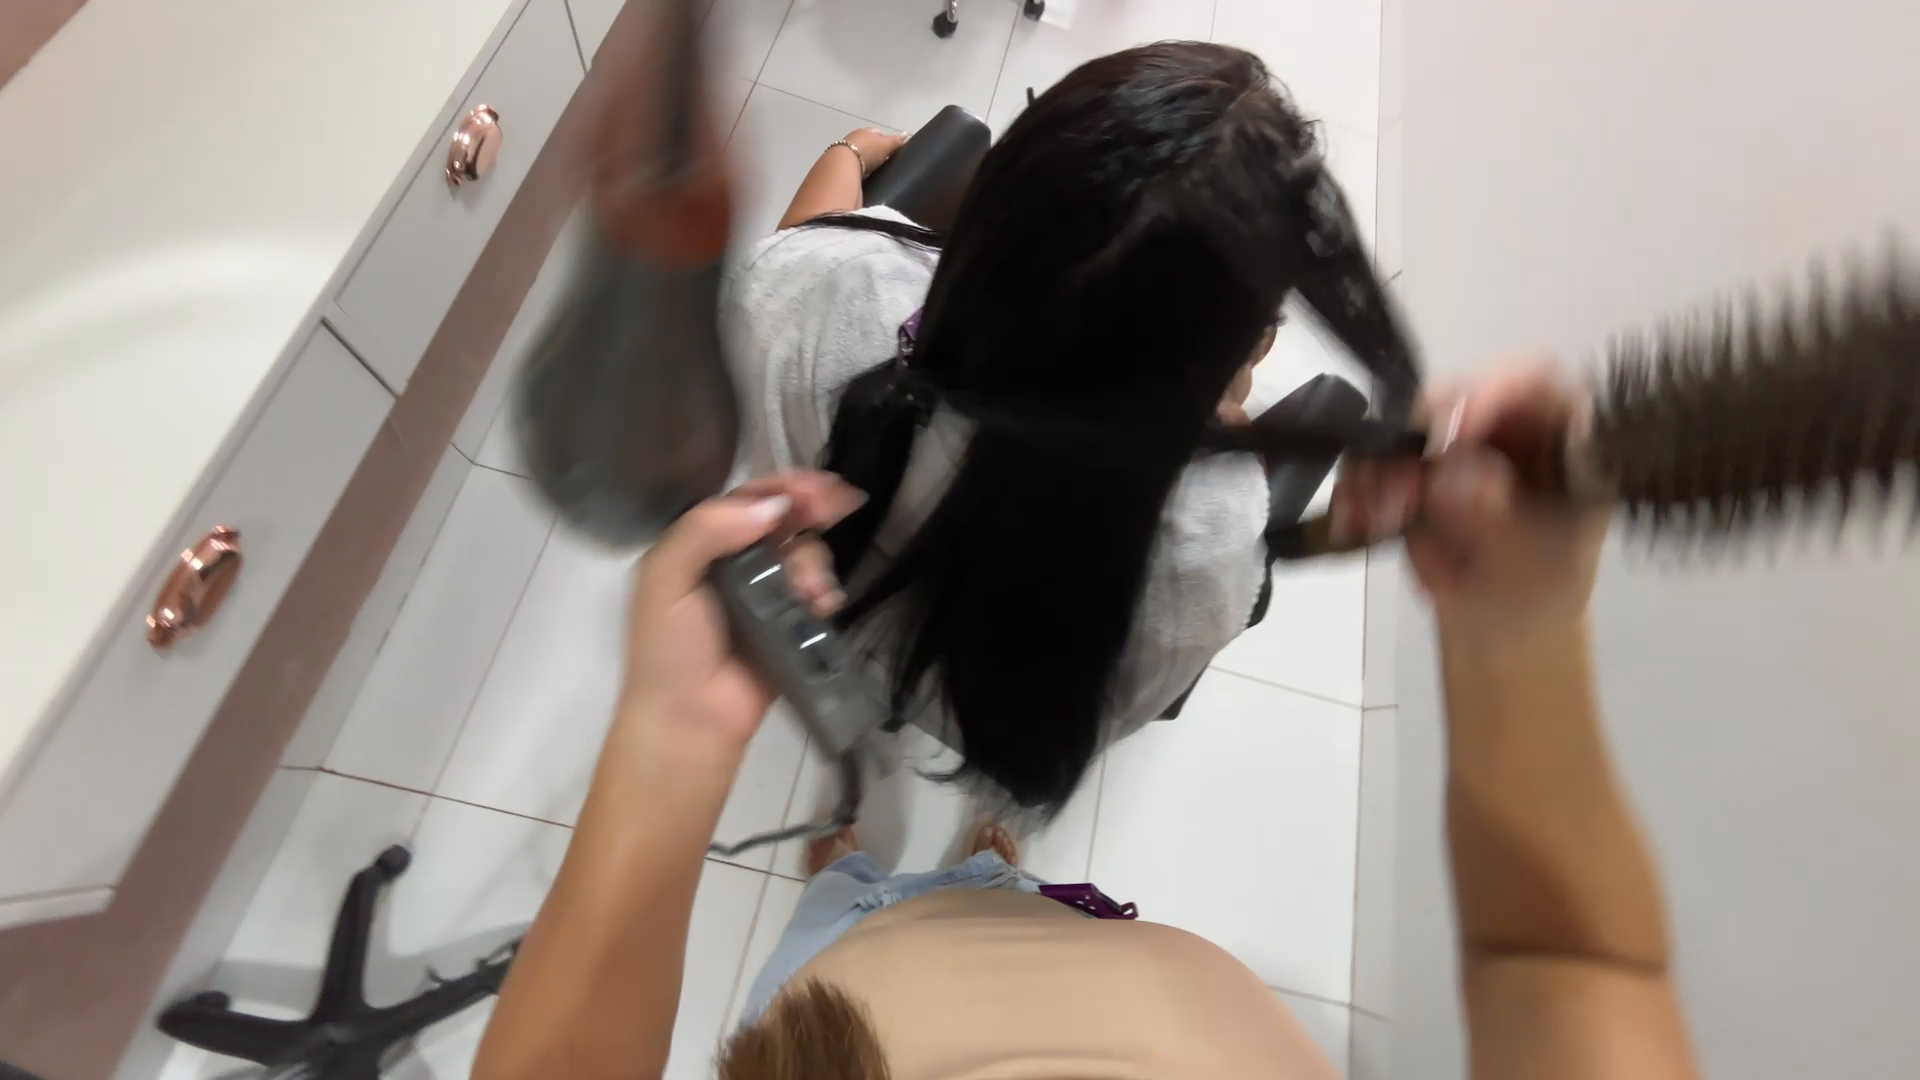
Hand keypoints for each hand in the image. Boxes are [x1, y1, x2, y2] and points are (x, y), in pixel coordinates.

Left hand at [619, 471, 864, 750]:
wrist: (690, 717)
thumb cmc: (670, 645)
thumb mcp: (666, 577)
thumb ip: (707, 530)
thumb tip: (773, 507)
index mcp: (704, 542)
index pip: (749, 499)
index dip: (785, 486)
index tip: (819, 486)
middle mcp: (739, 559)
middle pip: (786, 518)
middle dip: (815, 508)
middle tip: (842, 504)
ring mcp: (770, 591)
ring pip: (807, 553)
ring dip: (816, 562)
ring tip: (811, 592)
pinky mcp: (794, 621)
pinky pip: (820, 592)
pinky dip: (828, 592)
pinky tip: (825, 605)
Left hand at [843, 128, 907, 174]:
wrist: (844, 165)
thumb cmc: (867, 151)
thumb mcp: (885, 145)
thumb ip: (895, 141)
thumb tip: (906, 134)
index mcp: (865, 132)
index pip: (877, 134)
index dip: (884, 141)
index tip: (890, 150)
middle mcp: (853, 139)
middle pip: (866, 144)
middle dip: (873, 151)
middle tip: (883, 163)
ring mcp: (844, 152)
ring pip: (858, 156)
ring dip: (864, 162)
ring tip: (874, 173)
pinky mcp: (840, 166)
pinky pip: (852, 167)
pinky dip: (858, 171)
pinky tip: (863, 179)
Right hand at [1330, 358, 1610, 648]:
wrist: (1491, 622)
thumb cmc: (1536, 588)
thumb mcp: (1533, 559)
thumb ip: (1498, 517)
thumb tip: (1454, 475)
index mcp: (1556, 435)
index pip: (1534, 382)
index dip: (1494, 390)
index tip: (1456, 431)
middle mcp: (1498, 428)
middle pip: (1449, 397)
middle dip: (1415, 437)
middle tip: (1401, 490)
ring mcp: (1444, 448)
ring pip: (1397, 427)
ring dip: (1375, 467)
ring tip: (1377, 517)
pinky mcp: (1400, 472)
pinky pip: (1365, 462)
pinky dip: (1353, 490)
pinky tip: (1356, 521)